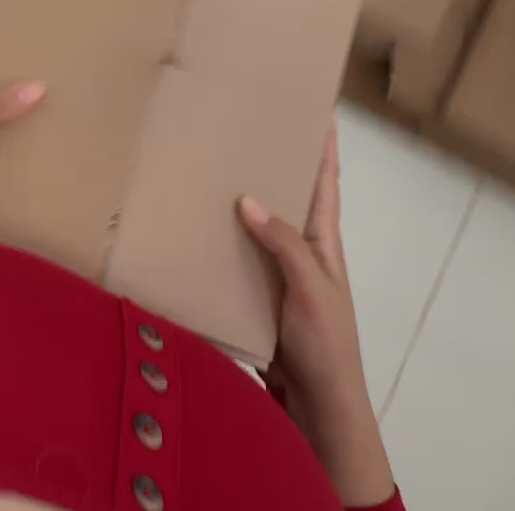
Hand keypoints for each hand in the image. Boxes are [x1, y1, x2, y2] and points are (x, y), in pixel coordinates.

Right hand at [239, 132, 395, 507]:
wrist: (315, 406)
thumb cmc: (325, 345)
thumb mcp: (312, 291)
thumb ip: (285, 246)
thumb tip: (248, 200)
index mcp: (322, 243)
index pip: (326, 184)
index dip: (324, 147)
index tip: (316, 108)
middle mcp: (297, 248)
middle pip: (285, 193)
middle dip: (271, 158)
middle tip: (241, 125)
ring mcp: (272, 269)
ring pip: (253, 220)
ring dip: (235, 193)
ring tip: (205, 164)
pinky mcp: (249, 288)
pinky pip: (230, 251)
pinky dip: (213, 232)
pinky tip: (188, 221)